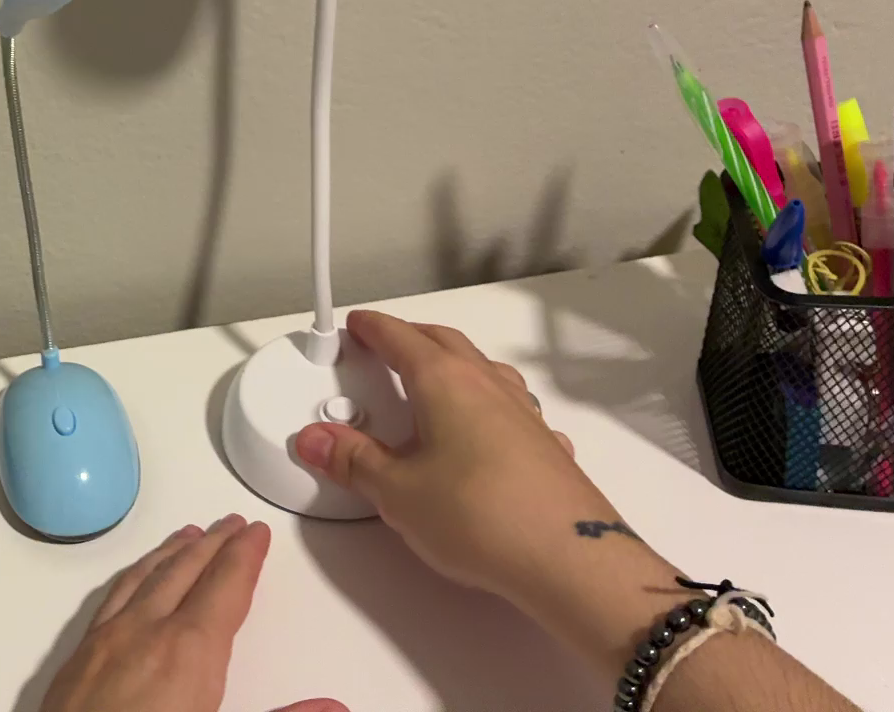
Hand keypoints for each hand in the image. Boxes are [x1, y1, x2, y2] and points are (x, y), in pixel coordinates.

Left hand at [39, 515, 344, 711]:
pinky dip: (135, 573)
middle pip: (184, 571)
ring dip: (172, 552)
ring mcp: (105, 639)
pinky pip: (113, 594)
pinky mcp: (78, 654)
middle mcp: (143, 631)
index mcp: (187, 653)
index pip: (224, 589)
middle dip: (213, 544)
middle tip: (234, 521)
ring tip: (191, 533)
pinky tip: (136, 576)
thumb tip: (337, 705)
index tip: (258, 532)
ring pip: (144, 576)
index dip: (244, 558)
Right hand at [293, 310, 619, 602]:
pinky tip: (479, 429)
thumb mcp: (396, 492)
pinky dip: (484, 400)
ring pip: (481, 367)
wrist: (577, 568)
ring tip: (428, 381)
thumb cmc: (485, 518)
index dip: (372, 327)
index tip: (356, 324)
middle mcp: (487, 386)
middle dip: (409, 335)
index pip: (400, 337)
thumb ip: (351, 460)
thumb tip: (316, 441)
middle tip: (383, 344)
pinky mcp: (547, 446)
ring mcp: (524, 414)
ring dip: (450, 362)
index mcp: (444, 382)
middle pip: (444, 340)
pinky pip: (509, 404)